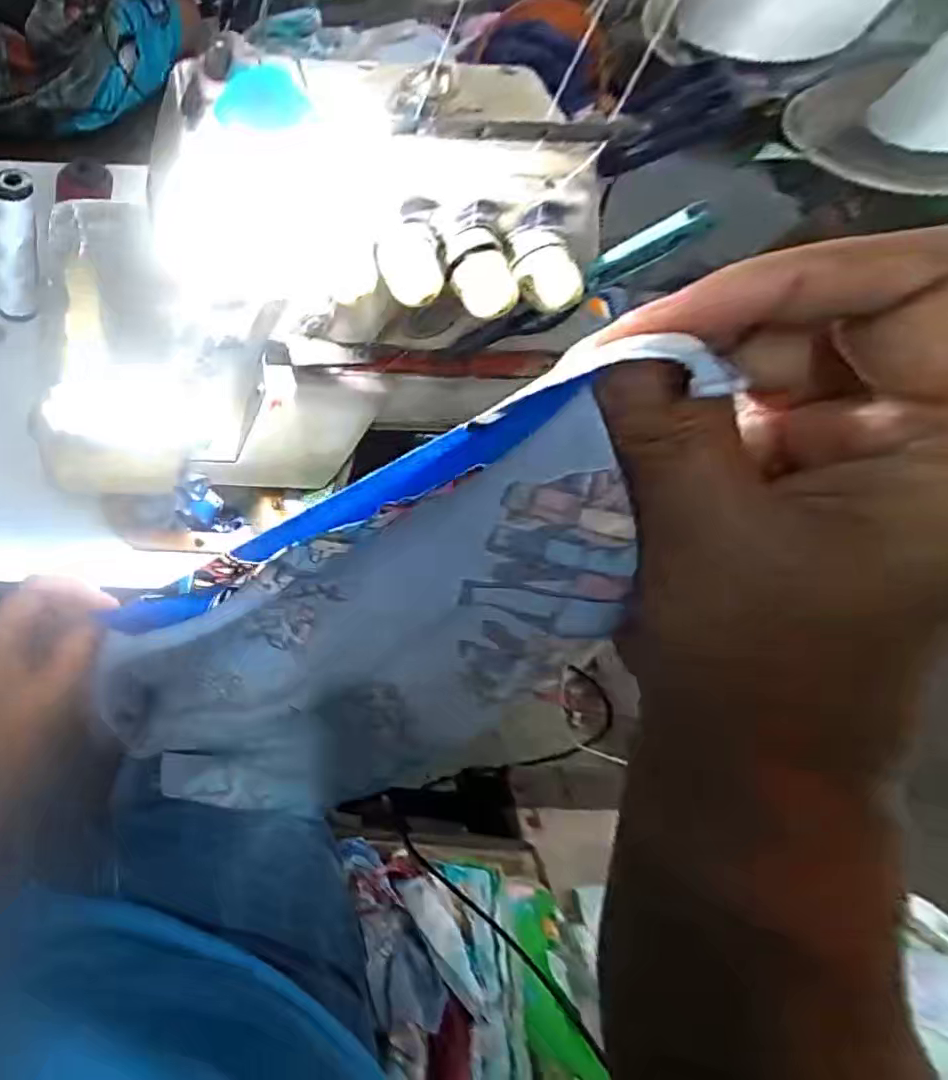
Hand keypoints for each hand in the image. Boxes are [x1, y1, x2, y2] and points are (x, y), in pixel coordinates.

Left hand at [0, 577, 116, 799]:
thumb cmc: (10, 748)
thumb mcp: (54, 696)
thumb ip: (79, 649)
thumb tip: (102, 620)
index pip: (39, 587)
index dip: (81, 591)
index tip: (116, 613)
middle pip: (33, 606)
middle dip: (75, 610)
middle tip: (115, 629)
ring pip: (30, 632)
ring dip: (66, 632)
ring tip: (102, 649)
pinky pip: (25, 656)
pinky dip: (53, 655)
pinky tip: (76, 674)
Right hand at [590, 226, 947, 776]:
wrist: (748, 725)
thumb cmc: (753, 643)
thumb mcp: (705, 532)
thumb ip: (665, 432)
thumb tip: (615, 355)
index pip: (917, 289)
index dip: (784, 281)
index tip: (655, 324)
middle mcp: (925, 418)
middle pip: (835, 314)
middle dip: (716, 324)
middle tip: (608, 355)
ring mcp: (856, 438)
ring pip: (771, 356)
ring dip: (679, 368)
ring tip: (594, 392)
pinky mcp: (790, 462)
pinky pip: (730, 403)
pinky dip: (667, 407)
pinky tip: (608, 424)